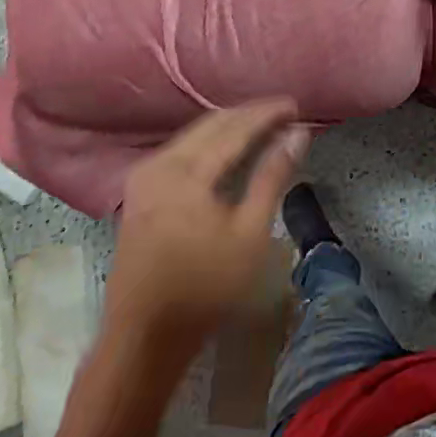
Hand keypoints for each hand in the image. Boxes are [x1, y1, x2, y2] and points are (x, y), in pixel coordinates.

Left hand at [105, 99, 308, 351]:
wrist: (146, 331)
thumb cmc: (206, 286)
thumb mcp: (250, 233)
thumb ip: (272, 177)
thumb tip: (296, 135)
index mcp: (186, 171)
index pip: (234, 128)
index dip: (267, 114)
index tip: (295, 105)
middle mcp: (159, 163)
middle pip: (210, 124)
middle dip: (248, 115)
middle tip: (283, 114)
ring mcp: (144, 177)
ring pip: (192, 137)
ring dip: (227, 128)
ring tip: (261, 128)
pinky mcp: (139, 192)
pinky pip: (179, 152)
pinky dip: (208, 145)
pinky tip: (226, 152)